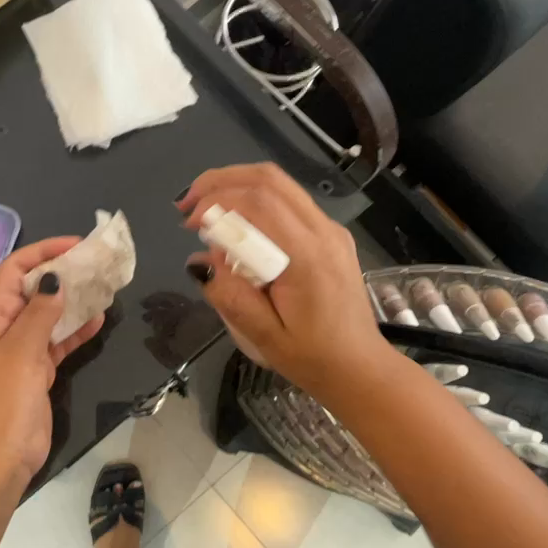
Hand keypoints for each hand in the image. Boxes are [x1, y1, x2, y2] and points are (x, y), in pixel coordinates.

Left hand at [0, 237, 105, 490]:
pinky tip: (99, 319)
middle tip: (98, 264)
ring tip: (105, 287)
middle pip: (34, 289)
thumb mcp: (20, 351)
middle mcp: (4, 328)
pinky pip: (58, 342)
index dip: (42, 252)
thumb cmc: (2, 402)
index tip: (76, 246)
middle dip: (63, 274)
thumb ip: (39, 313)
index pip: (14, 270)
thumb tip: (55, 278)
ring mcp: (21, 352)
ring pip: (49, 315)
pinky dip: (77, 330)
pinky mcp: (37, 373)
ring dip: (74, 300)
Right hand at [177, 163, 391, 402]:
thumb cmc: (313, 358)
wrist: (361, 367)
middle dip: (221, 181)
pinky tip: (233, 225)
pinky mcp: (329, 235)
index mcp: (308, 257)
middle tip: (187, 203)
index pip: (259, 203)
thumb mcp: (264, 337)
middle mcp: (323, 232)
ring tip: (203, 208)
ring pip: (280, 185)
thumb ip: (232, 297)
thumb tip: (201, 263)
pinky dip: (254, 201)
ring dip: (236, 187)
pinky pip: (288, 202)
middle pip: (269, 180)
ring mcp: (330, 230)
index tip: (188, 223)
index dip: (216, 200)